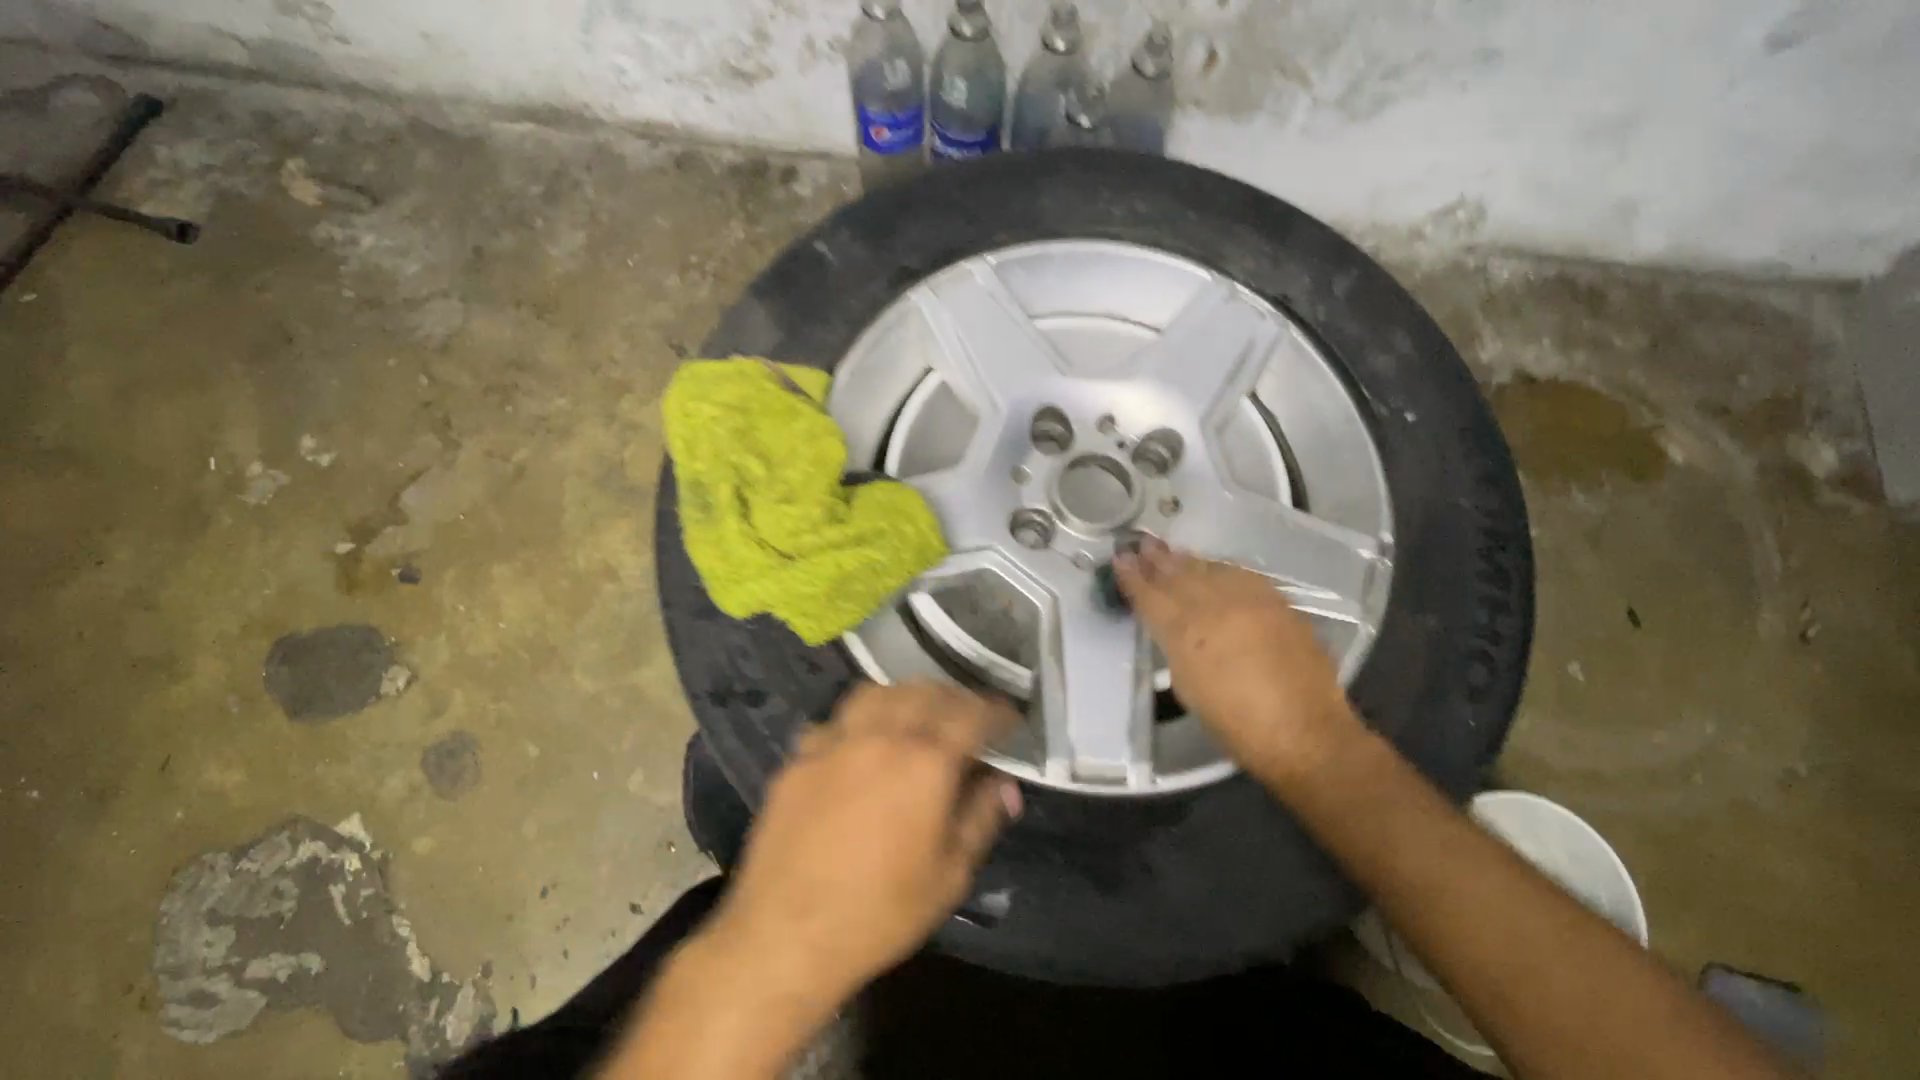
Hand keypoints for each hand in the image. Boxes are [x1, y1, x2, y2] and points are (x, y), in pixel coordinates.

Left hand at [707, 680, 1022, 1002]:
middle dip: (954, 699)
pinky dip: (857, 723)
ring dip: (905, 698)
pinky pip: (834, 722)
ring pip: (875, 694)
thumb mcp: (950, 876)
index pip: (972, 714)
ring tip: (915, 718)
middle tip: (968, 718)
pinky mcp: (797, 760)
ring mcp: (833, 743)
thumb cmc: (881, 913)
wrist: (786, 935)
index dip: (997, 712)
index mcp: (926, 763)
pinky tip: (859, 747)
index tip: (1009, 719)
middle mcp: (880, 738)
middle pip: (924, 692)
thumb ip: (982, 818)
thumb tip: (1005, 784)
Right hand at [1114, 537, 1360, 787]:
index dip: (1133, 578)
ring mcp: (1251, 602)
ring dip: (1189, 561)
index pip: (1152, 597)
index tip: (1121, 559)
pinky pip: (1243, 576)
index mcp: (1187, 634)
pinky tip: (1216, 568)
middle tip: (1142, 544)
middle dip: (1158, 560)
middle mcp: (1217, 608)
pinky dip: (1224, 570)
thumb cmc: (1237, 726)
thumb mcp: (1189, 689)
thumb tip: (1175, 630)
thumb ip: (1178, 650)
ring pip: (1212, 570)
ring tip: (1172, 552)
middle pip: (1180, 575)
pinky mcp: (1280, 604)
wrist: (1304, 733)